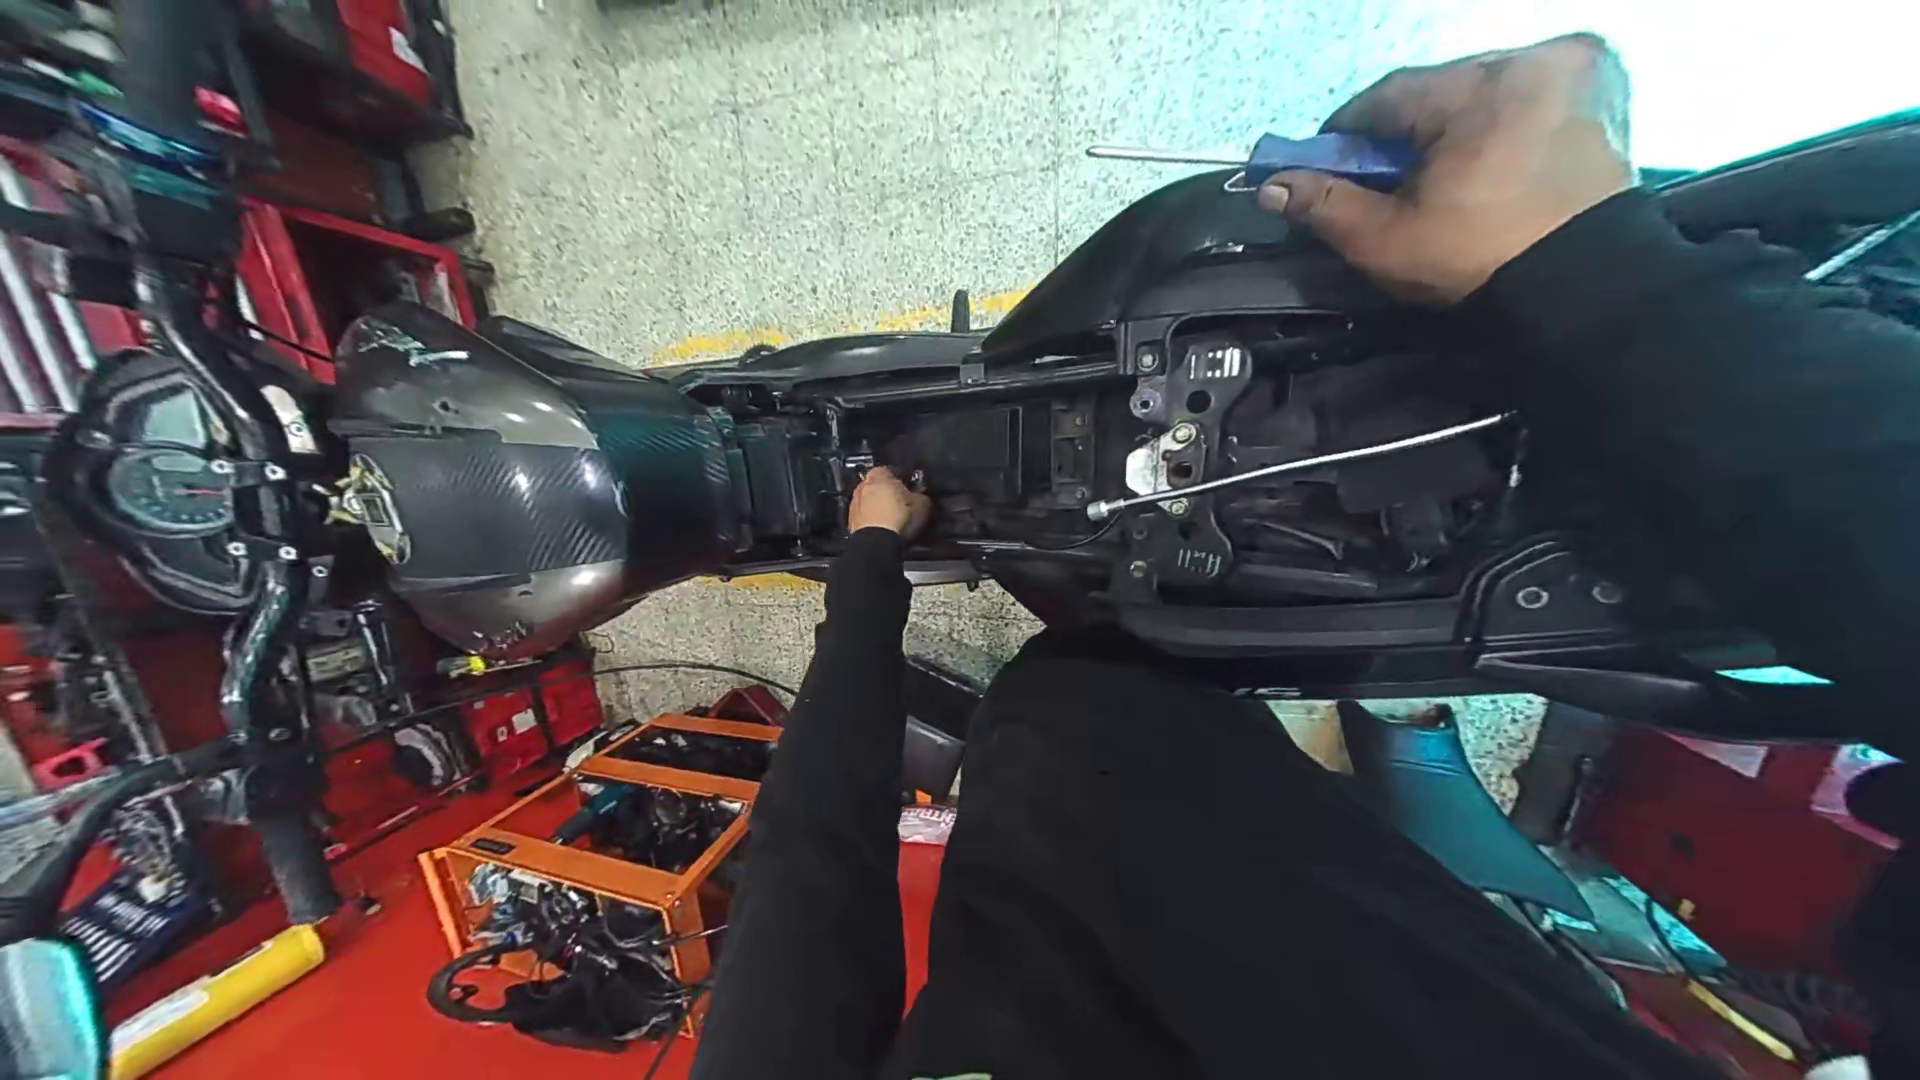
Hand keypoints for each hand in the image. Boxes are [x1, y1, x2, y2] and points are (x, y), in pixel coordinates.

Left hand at [848, 467, 930, 539]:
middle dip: (890, 493)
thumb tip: (923, 495)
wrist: (877, 544)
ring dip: (881, 507)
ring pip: (871, 502)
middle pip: (879, 485)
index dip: (904, 479)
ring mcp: (855, 505)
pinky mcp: (852, 522)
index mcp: (879, 475)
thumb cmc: (897, 520)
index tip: (912, 487)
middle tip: (904, 503)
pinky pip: (866, 517)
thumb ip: (923, 495)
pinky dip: (874, 521)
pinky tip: (886, 529)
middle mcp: (863, 486)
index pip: (893, 470)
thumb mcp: (922, 504)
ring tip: (895, 519)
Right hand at [1259, 33, 1634, 304]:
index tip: (1324, 164)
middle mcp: (1537, 57)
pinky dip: (1488, 122)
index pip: (1386, 96)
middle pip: (1435, 90)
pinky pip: (1520, 95)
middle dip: (1397, 132)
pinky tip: (1477, 161)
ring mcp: (1579, 67)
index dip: (1343, 132)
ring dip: (1443, 125)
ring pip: (1477, 90)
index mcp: (1483, 88)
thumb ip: (1324, 204)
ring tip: (1429, 174)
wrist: (1576, 283)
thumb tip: (1271, 185)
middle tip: (1377, 179)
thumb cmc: (1471, 258)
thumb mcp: (1382, 238)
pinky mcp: (1602, 88)